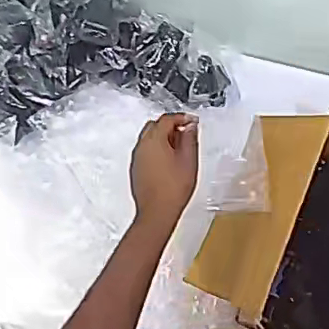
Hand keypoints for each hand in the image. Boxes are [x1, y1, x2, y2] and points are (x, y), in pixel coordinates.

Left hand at [130, 113, 198, 227]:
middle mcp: (142, 146)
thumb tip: (191, 126)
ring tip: (179, 148)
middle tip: (186, 132)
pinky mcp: (136, 169)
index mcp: (154, 140)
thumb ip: (190, 138)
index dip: (181, 117)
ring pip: (149, 138)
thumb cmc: (173, 189)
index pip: (167, 119)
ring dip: (163, 137)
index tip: (192, 121)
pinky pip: (146, 151)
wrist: (157, 211)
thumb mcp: (189, 159)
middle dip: (170, 125)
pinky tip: (169, 161)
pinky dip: (157, 149)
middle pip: (154, 125)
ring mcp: (137, 158)